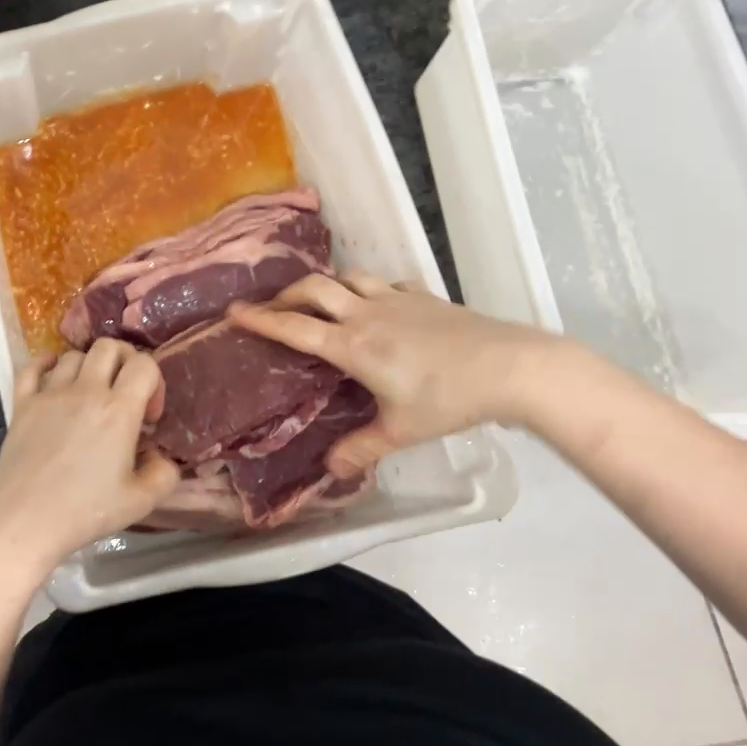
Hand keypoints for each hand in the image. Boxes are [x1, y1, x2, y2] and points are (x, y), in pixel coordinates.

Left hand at [0, 338, 180, 578]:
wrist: (26, 520)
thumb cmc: (86, 511)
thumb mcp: (140, 502)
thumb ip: (164, 474)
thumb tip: (161, 457)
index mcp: (118, 410)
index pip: (144, 364)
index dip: (154, 382)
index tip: (148, 416)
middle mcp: (85, 391)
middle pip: (109, 346)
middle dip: (124, 362)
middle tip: (124, 393)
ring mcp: (49, 394)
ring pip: (73, 355)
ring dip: (89, 367)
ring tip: (91, 395)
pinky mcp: (22, 404)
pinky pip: (32, 366)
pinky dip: (46, 362)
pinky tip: (54, 373)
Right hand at [229, 272, 569, 475]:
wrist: (513, 367)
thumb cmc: (449, 399)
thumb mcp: (402, 430)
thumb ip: (363, 448)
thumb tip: (331, 468)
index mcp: (353, 345)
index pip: (294, 327)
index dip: (260, 319)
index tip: (233, 312)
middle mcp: (366, 314)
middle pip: (314, 288)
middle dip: (286, 294)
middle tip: (273, 307)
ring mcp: (396, 300)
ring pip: (347, 277)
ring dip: (326, 285)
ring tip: (318, 300)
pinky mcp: (424, 296)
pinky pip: (385, 283)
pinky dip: (369, 289)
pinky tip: (376, 303)